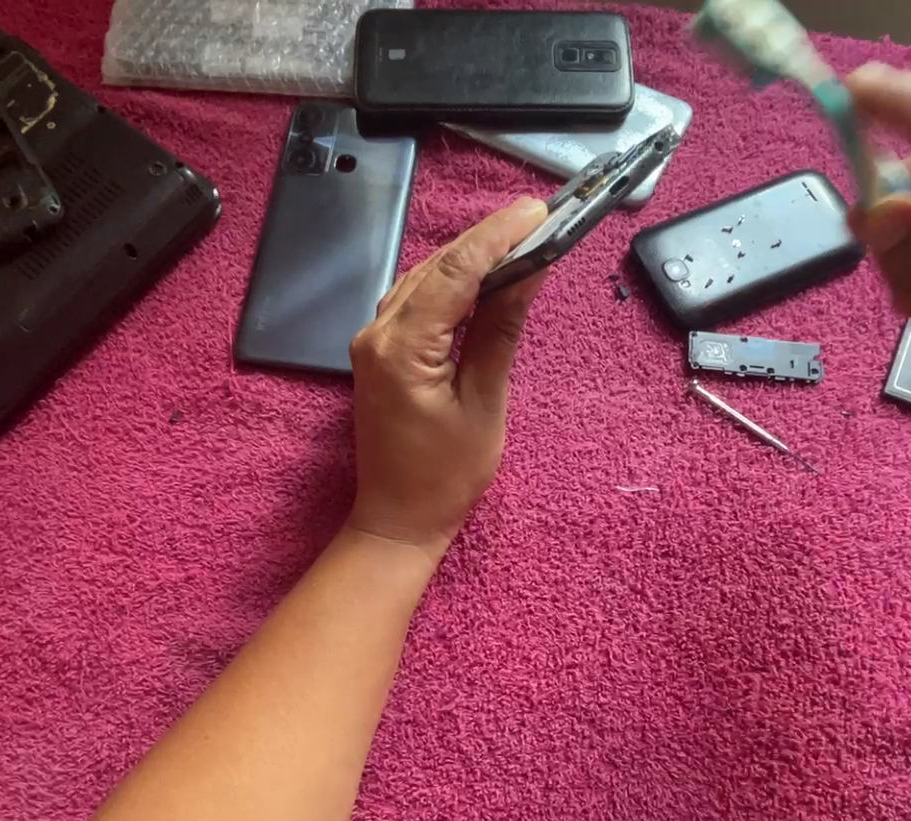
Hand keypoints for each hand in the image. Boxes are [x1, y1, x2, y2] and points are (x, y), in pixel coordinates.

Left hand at [345, 198, 549, 555]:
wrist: (398, 519)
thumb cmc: (444, 476)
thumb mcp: (484, 401)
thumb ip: (500, 330)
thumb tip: (529, 273)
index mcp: (402, 348)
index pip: (455, 271)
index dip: (499, 236)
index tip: (539, 212)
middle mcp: (376, 334)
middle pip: (436, 267)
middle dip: (487, 240)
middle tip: (539, 219)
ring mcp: (371, 343)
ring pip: (423, 280)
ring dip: (468, 260)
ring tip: (519, 242)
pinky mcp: (378, 354)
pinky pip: (415, 303)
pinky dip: (450, 286)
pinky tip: (480, 280)